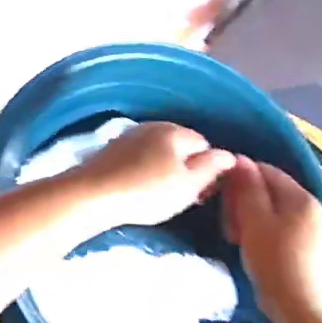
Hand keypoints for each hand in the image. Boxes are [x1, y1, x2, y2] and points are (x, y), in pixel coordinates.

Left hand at [65, 122, 235, 228]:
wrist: (92, 193)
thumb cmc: (147, 191)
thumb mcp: (188, 184)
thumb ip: (211, 167)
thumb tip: (228, 155)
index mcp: (174, 131)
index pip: (205, 144)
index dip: (209, 169)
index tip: (202, 192)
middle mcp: (150, 126)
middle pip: (180, 146)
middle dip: (186, 168)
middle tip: (182, 196)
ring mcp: (127, 136)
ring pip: (158, 152)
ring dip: (163, 170)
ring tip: (159, 196)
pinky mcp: (110, 149)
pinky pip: (138, 158)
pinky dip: (143, 170)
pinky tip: (137, 189)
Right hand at [223, 157, 321, 322]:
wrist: (310, 315)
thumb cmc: (279, 263)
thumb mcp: (255, 222)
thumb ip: (247, 189)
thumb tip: (238, 158)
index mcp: (298, 196)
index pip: (262, 168)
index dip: (236, 177)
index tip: (216, 195)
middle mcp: (307, 207)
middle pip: (264, 188)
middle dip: (239, 199)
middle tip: (226, 223)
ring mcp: (308, 228)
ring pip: (266, 209)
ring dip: (244, 217)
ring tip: (234, 238)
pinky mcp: (303, 247)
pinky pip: (273, 226)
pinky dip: (256, 232)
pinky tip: (248, 248)